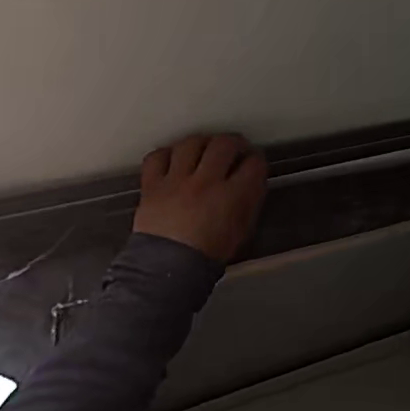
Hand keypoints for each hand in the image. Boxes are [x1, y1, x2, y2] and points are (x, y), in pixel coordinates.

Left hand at [133, 134, 267, 260]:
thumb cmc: (208, 252)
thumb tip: (252, 180)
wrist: (167, 268)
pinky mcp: (152, 185)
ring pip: (191, 144)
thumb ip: (250, 199)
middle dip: (235, 142)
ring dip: (203, 142)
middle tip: (236, 147)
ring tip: (206, 148)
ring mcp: (177, 182)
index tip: (255, 162)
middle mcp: (206, 182)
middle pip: (224, 145)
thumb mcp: (243, 227)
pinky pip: (158, 157)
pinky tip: (175, 158)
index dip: (257, 159)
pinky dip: (168, 154)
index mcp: (234, 194)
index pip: (254, 163)